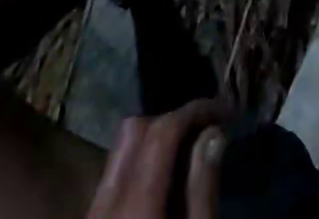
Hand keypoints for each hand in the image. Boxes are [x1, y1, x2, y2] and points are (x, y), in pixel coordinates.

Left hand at [85, 98, 229, 218]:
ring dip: (156, 139)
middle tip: (207, 130)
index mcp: (135, 203)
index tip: (227, 112)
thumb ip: (202, 190)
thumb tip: (213, 132)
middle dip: (172, 120)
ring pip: (121, 150)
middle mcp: (104, 198)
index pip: (162, 131)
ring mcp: (93, 209)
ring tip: (190, 150)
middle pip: (134, 130)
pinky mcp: (92, 217)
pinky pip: (114, 174)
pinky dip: (141, 162)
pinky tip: (166, 178)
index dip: (196, 110)